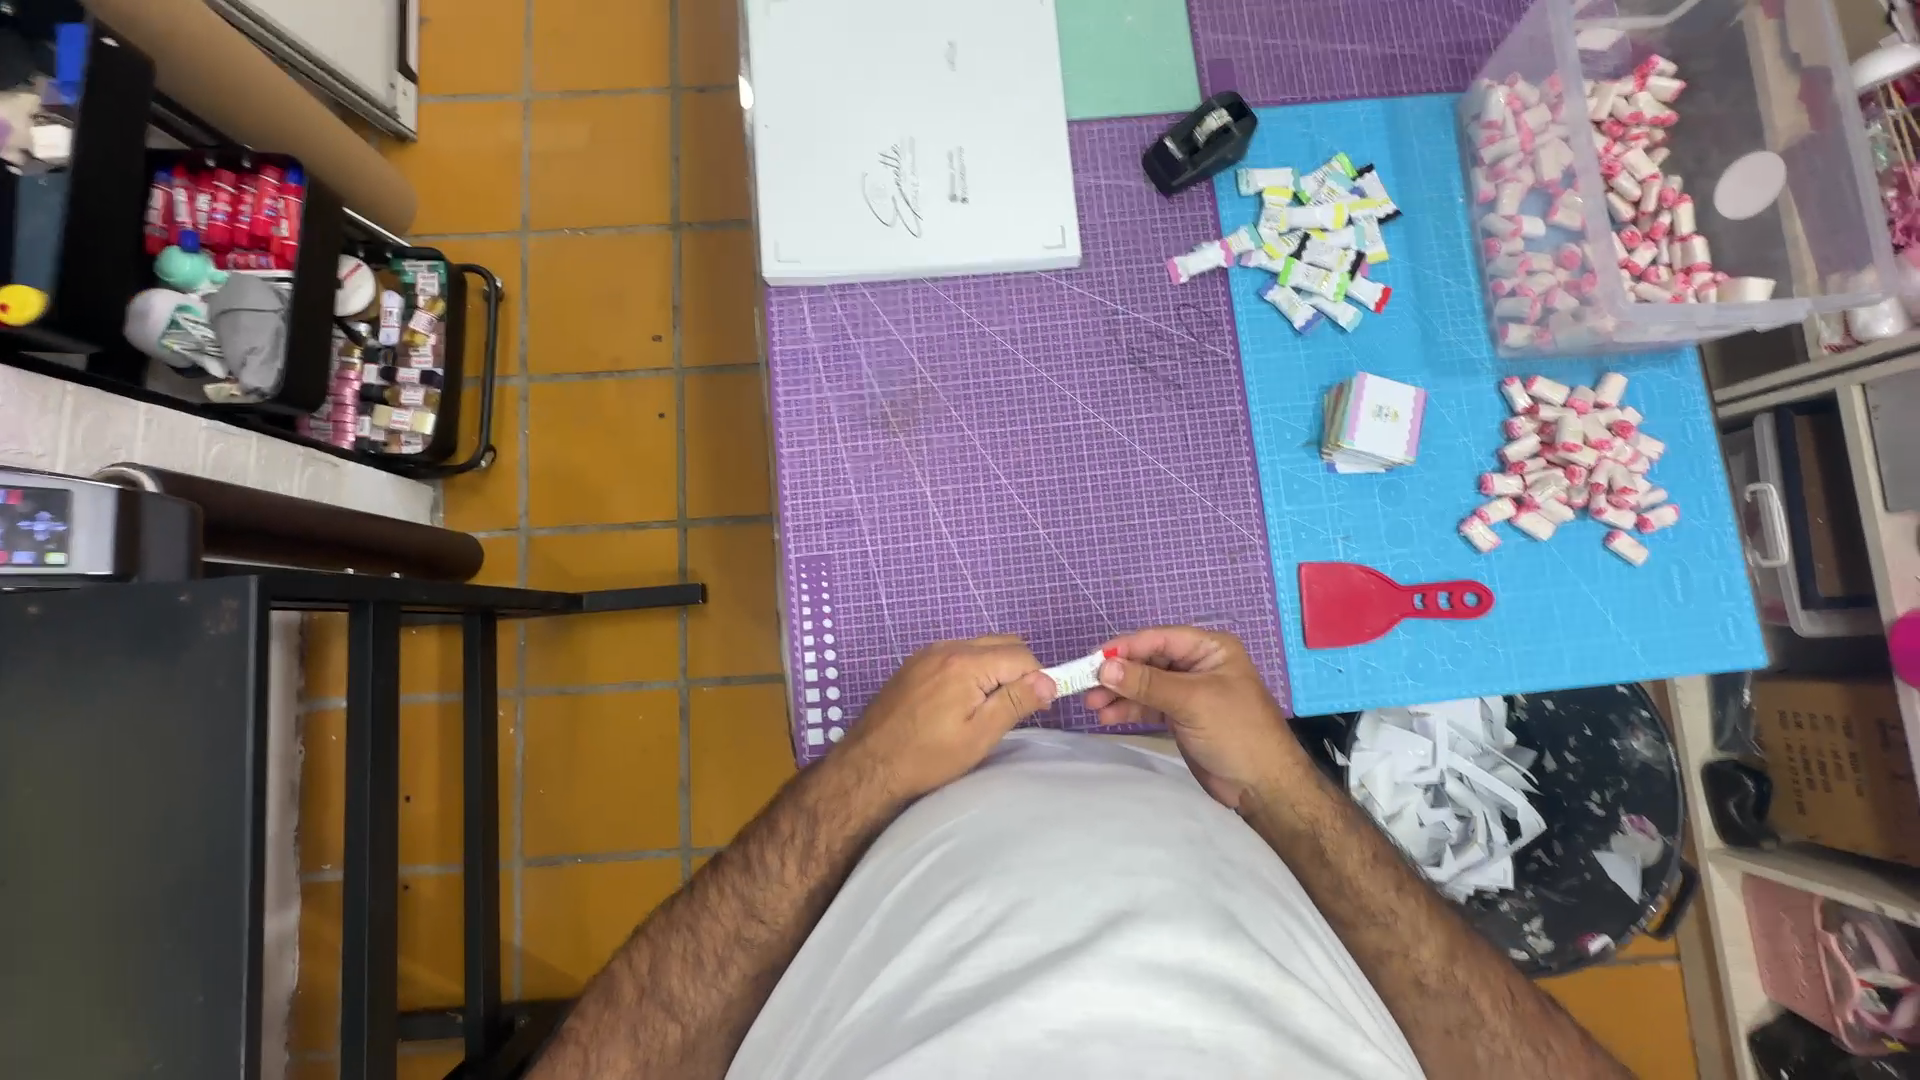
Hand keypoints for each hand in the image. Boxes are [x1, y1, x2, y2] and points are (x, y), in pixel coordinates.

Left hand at [836, 635, 1055, 802]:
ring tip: (989, 707)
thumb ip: (1016, 702)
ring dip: (996, 669)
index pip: (1022, 656)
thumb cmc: (927, 757)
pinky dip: (972, 669)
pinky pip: (958, 654)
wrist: (869, 765)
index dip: (1038, 679)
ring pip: (981, 647)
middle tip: (1016, 707)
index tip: (1037, 707)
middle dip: (1019, 670)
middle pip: (1003, 644)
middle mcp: (947, 647)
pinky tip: (964, 700)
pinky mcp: (916, 663)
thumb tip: (1049, 680)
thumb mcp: (979, 735)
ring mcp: (928, 652)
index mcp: (966, 663)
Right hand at [1083, 627, 1302, 811]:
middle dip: (1118, 674)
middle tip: (1087, 687)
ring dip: (1118, 693)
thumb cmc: (1236, 732)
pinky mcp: (1180, 716)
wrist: (1264, 787)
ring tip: (1092, 706)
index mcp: (1209, 648)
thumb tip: (1104, 668)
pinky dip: (1128, 710)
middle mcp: (1197, 664)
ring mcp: (1188, 691)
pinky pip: (1147, 705)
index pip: (1158, 639)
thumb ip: (1147, 683)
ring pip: (1144, 684)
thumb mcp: (1191, 701)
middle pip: (1148, 660)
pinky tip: (1108, 717)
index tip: (1093, 662)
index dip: (1125, 648)